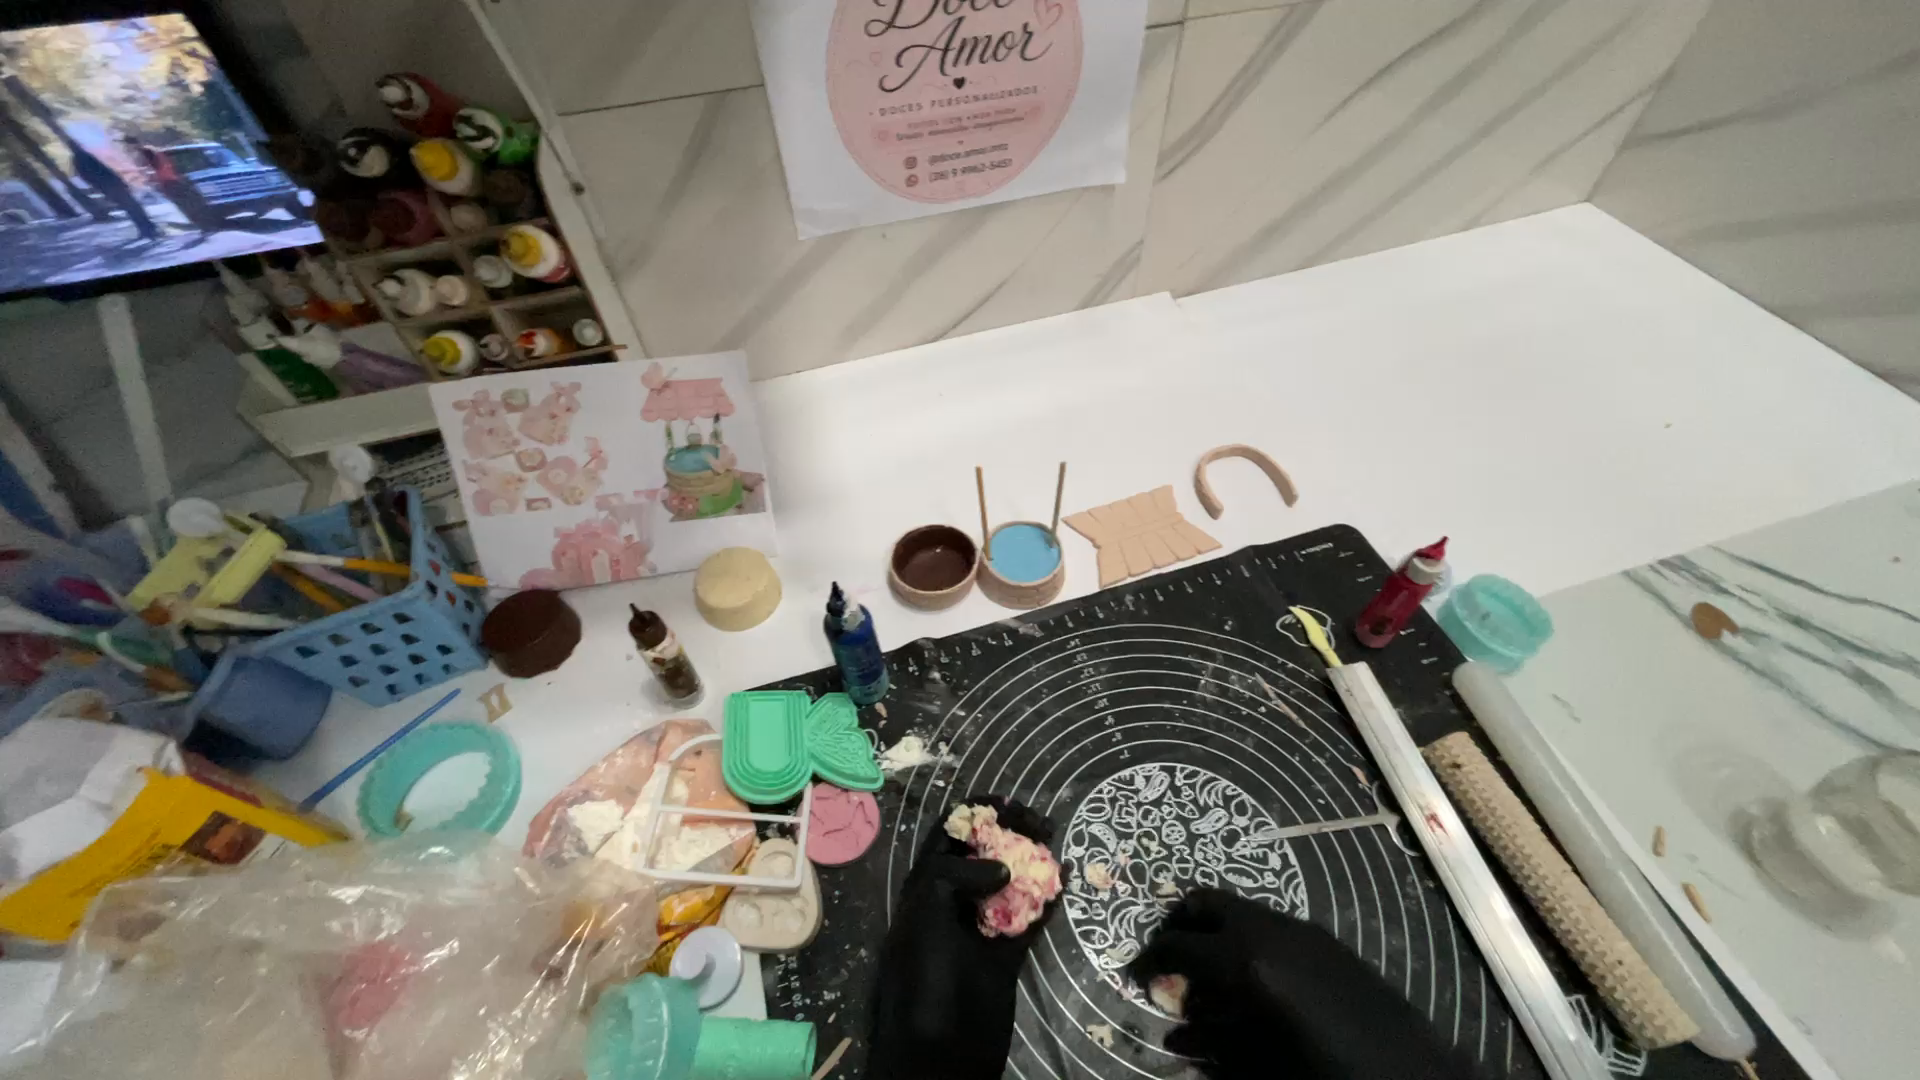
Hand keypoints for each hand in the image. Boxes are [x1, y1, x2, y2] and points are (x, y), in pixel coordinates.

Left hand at [868, 796, 1059, 1079]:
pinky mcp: (1005, 955)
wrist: (936, 1059)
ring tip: (1054, 845)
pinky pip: (1029, 917)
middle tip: (1042, 825)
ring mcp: (981, 925)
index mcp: (926, 883)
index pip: (952, 830)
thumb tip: (1001, 868)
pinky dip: (1047, 897)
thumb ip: (954, 876)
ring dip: (1032, 858)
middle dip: (1012, 830)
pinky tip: (1065, 880)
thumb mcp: (925, 914)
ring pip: (1010, 879)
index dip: (980, 811)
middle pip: (985, 849)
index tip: (1012, 805)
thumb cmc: (922, 981)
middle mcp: (953, 897)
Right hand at [1129, 889, 1475, 1079]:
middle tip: (1167, 959)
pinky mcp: (1326, 940)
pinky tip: (1253, 983)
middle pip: (1204, 902)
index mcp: (1247, 961)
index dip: (1149, 958)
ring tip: (1208, 978)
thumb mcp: (1258, 1065)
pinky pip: (1269, 925)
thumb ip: (1212, 1041)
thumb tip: (1177, 1028)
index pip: (1178, 946)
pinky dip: (1246, 941)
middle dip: (1178, 926)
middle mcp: (1270, 930)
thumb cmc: (1328, 1075)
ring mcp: (1302, 929)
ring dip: (1213, 933)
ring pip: (1238, 909)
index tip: (1136, 975)